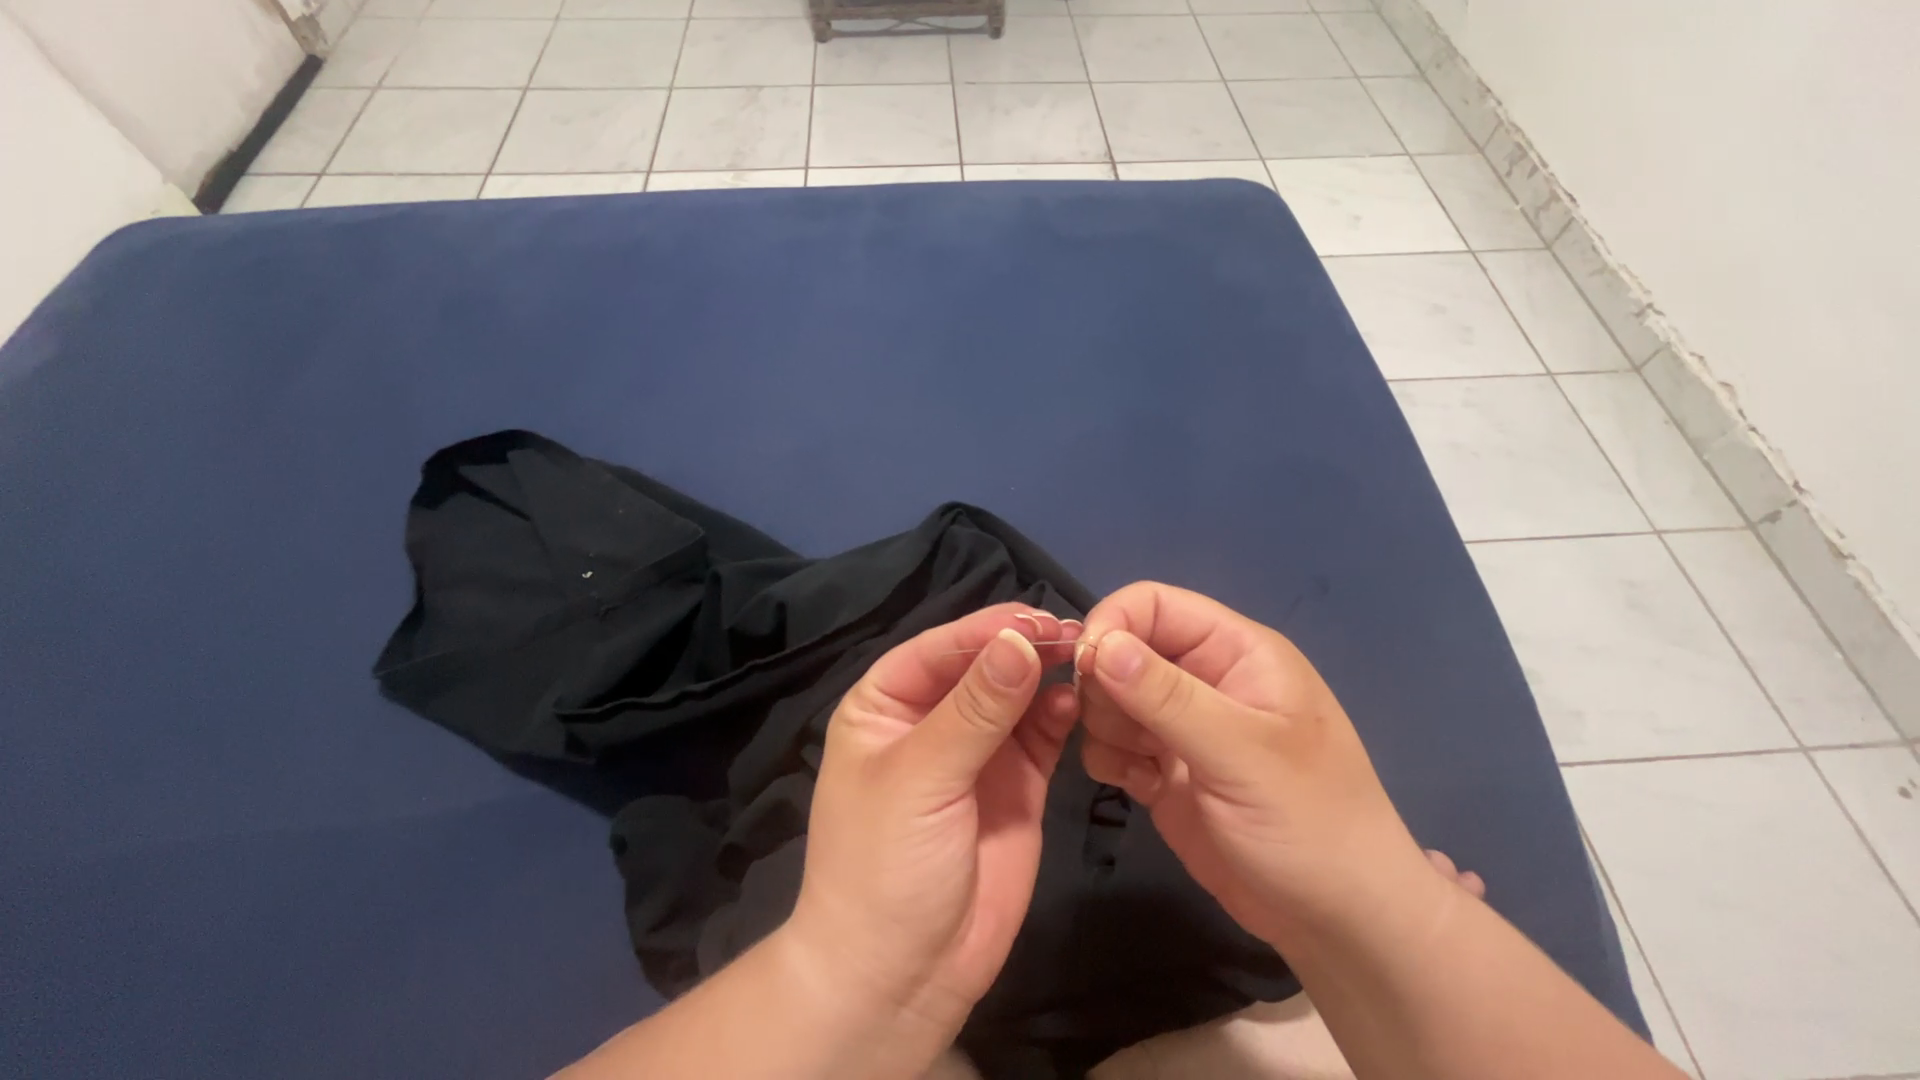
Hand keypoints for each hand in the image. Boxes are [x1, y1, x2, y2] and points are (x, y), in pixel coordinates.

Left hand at [784, 604, 1081, 1056]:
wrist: (899, 976)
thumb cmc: (885, 866)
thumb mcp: (921, 778)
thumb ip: (974, 710)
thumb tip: (1020, 641)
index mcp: (885, 706)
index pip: (939, 650)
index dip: (987, 630)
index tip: (1039, 618)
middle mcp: (930, 721)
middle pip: (982, 667)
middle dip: (1023, 648)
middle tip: (1077, 634)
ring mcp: (976, 755)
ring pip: (1016, 697)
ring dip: (1047, 676)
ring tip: (1086, 661)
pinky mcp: (1015, 787)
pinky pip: (1041, 737)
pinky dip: (1060, 716)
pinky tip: (1079, 702)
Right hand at [1075, 582, 1438, 950]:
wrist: (1337, 921)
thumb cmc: (1309, 823)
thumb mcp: (1241, 753)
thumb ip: (1167, 696)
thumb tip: (1099, 643)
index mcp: (1237, 652)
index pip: (1154, 604)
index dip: (1114, 624)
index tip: (1084, 666)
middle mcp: (1204, 680)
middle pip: (1123, 650)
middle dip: (1105, 684)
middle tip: (1124, 731)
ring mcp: (1182, 728)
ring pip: (1109, 698)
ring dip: (1106, 727)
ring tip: (1139, 767)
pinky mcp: (1163, 771)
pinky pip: (1112, 744)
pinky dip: (1110, 761)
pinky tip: (1140, 788)